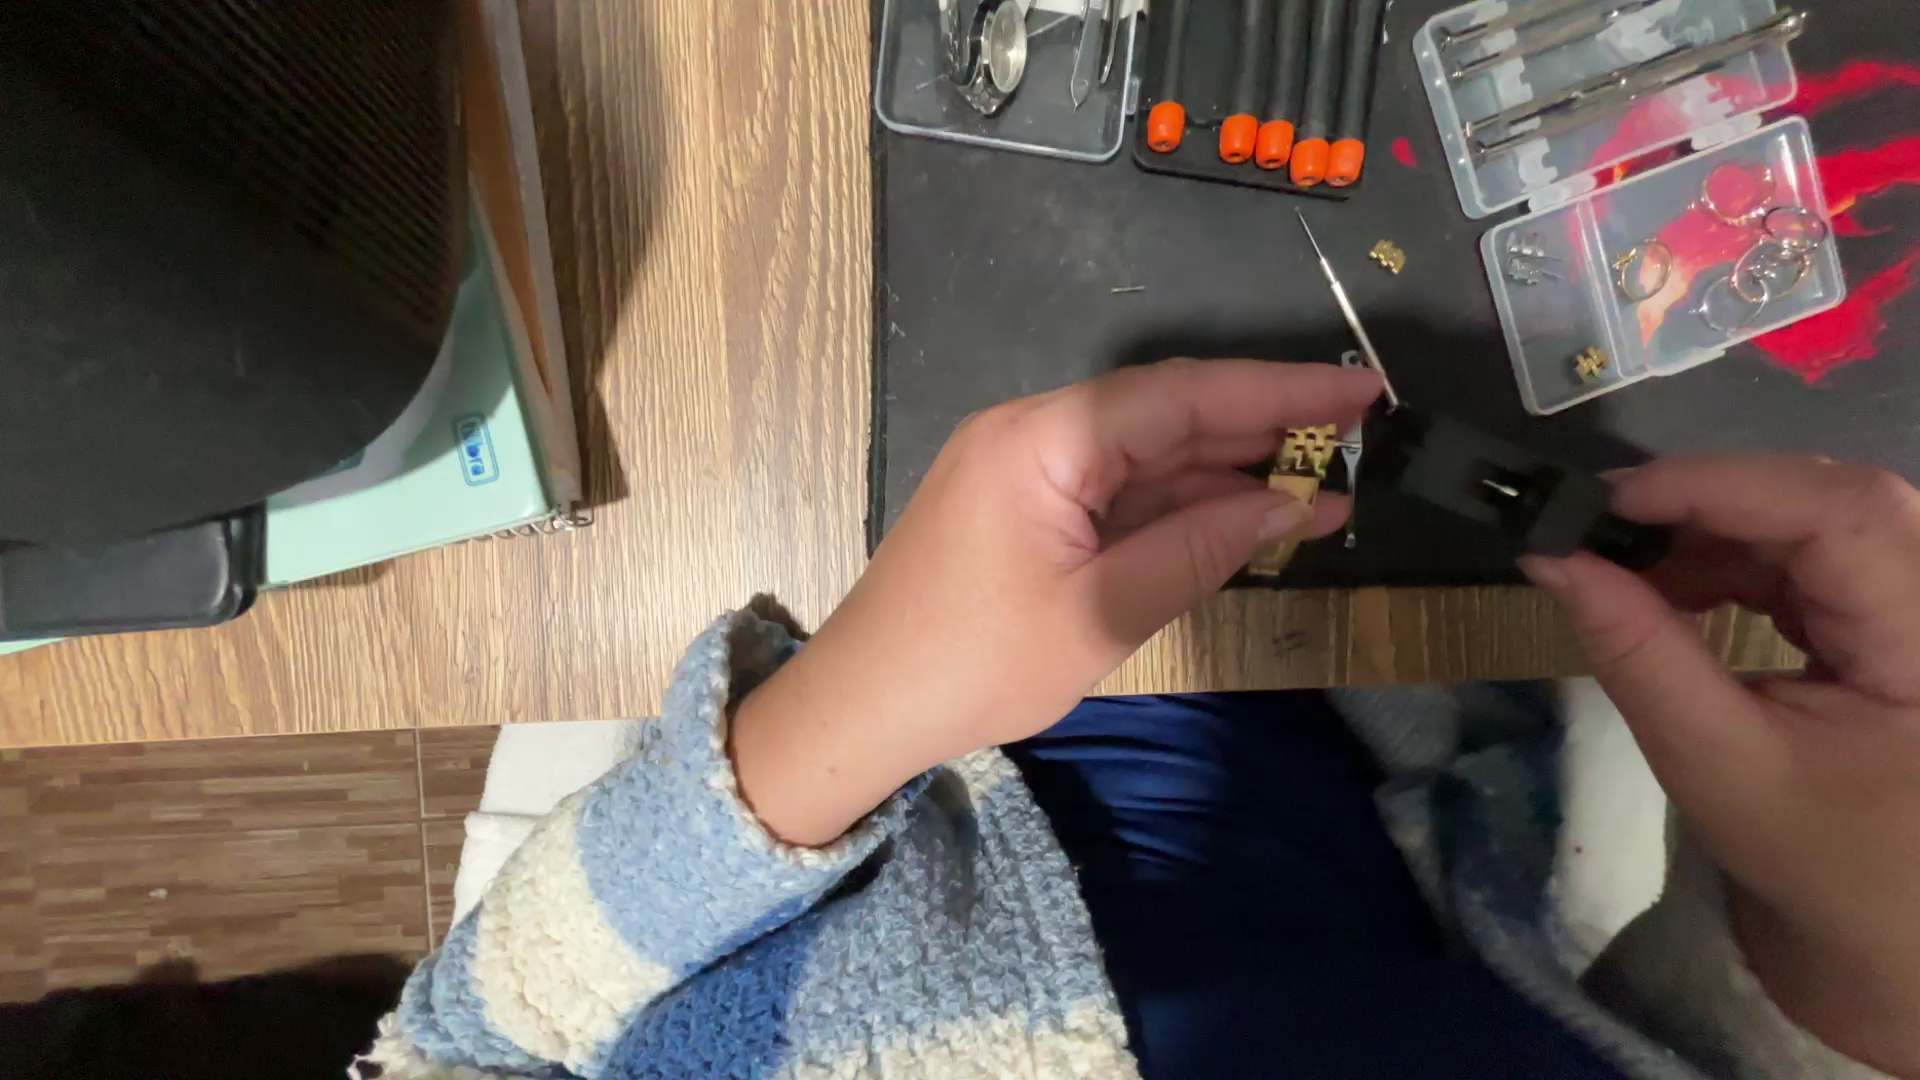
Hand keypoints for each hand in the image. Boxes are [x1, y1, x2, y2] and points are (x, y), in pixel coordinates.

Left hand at [732, 359, 1381, 845]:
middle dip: (1257, 427)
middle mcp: (1031, 432)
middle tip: (1353, 436)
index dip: (1278, 390)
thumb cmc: (977, 664)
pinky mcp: (1020, 505)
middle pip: (1162, 415)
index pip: (1180, 394)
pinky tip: (1232, 516)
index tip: (1362, 391)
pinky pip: (1108, 491)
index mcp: (1044, 439)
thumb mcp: (1103, 612)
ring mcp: (1022, 468)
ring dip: (1219, 472)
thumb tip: (1288, 502)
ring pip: (1138, 456)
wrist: (866, 702)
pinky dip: (1168, 505)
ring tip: (1315, 487)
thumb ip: (1199, 547)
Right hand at [1521, 457, 1919, 1075]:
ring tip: (1627, 569)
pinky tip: (1674, 589)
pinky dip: (1726, 559)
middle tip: (1601, 529)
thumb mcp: (1708, 754)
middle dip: (1706, 501)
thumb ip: (1631, 648)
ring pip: (1819, 518)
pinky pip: (1811, 554)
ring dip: (1708, 531)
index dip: (1717, 486)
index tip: (1604, 502)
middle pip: (1838, 500)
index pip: (1843, 515)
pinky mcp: (1901, 618)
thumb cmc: (1816, 856)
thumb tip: (1549, 557)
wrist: (1900, 924)